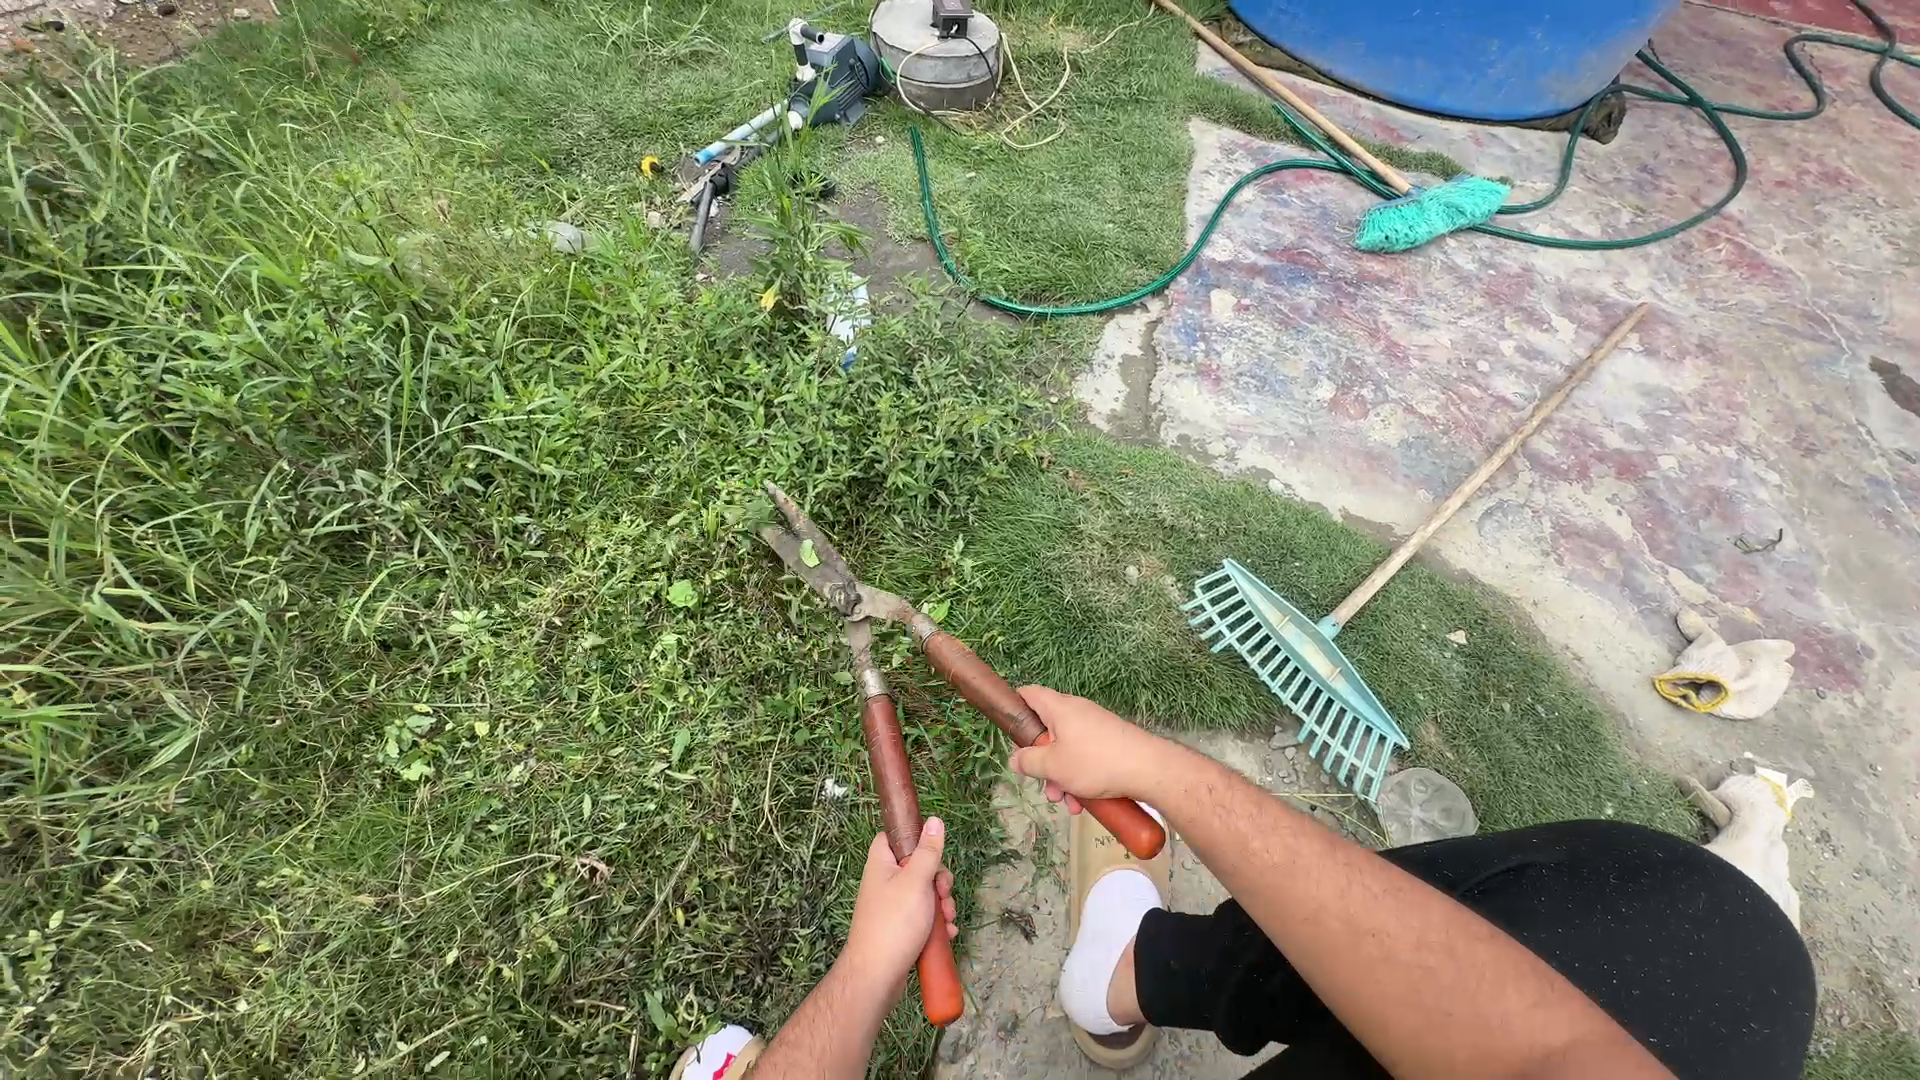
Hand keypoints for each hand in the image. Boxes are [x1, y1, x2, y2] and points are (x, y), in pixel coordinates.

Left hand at [840, 818, 957, 996]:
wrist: (876, 978)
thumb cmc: (894, 923)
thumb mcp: (916, 881)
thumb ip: (928, 851)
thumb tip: (934, 820)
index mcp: (881, 863)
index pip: (895, 837)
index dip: (915, 840)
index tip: (931, 852)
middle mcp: (884, 882)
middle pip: (917, 866)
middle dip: (938, 881)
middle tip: (942, 894)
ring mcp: (892, 907)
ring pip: (924, 894)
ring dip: (941, 905)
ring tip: (947, 920)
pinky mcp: (899, 928)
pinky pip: (922, 917)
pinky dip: (936, 924)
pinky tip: (946, 934)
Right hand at [1007, 686, 1176, 812]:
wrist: (1149, 769)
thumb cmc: (1095, 762)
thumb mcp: (1053, 766)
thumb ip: (1028, 762)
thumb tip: (1015, 759)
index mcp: (1059, 708)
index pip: (1028, 694)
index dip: (1015, 708)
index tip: (1010, 732)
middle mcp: (1076, 711)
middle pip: (1047, 730)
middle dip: (1042, 762)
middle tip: (1044, 785)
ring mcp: (1095, 726)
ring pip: (1066, 749)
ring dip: (1062, 776)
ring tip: (1068, 803)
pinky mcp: (1109, 742)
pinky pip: (1085, 756)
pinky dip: (1080, 777)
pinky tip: (1085, 802)